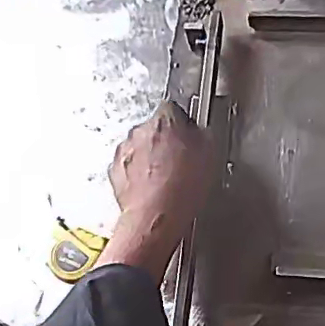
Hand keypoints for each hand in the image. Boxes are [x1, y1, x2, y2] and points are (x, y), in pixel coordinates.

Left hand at [98, 100, 214, 278]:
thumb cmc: (181, 189)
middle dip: (165, 143)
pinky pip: (128, 167)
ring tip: (166, 180)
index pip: (173, 109)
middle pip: (154, 129)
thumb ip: (202, 136)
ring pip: (140, 148)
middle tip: (179, 163)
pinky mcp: (115, 171)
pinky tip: (152, 190)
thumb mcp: (209, 156)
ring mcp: (124, 151)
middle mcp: (140, 131)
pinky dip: (137, 175)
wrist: (155, 217)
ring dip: (150, 159)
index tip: (189, 138)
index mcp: (165, 120)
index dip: (183, 125)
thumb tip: (201, 133)